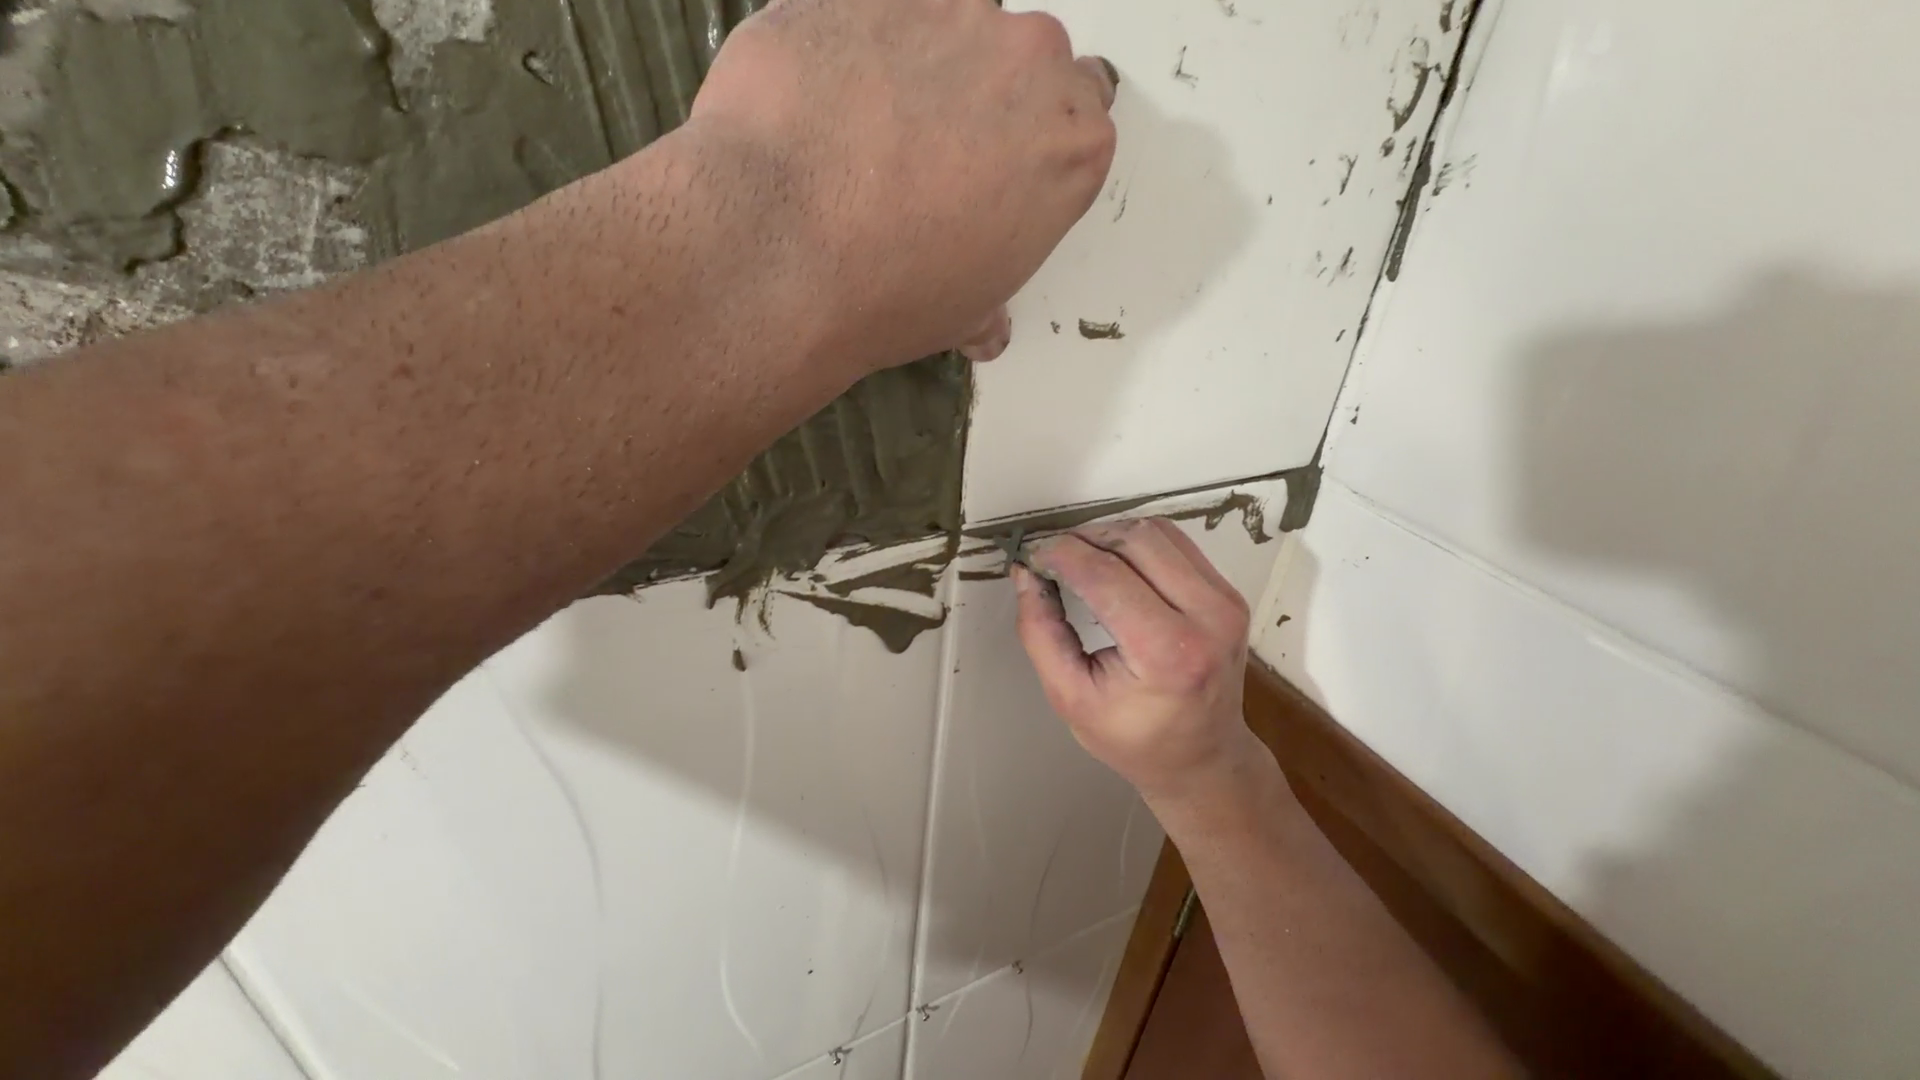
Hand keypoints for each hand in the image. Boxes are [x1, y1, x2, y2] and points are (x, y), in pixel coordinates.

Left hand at [690, 0, 1118, 372]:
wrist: (783, 250)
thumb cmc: (893, 293)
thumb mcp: (964, 314)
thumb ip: (987, 300)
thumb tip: (982, 326)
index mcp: (1072, 144)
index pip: (1081, 111)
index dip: (1033, 140)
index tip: (999, 165)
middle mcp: (1027, 61)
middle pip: (1023, 62)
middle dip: (986, 98)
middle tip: (930, 154)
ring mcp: (947, 11)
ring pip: (950, 26)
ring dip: (921, 66)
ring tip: (864, 130)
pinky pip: (871, 15)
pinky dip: (854, 51)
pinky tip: (820, 108)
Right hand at [1014, 518, 1268, 802]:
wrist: (1203, 757)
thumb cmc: (1134, 738)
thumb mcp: (1070, 697)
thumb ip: (1041, 633)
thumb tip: (1025, 574)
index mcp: (1167, 653)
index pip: (1105, 575)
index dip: (1061, 555)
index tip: (1032, 557)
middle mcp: (1207, 618)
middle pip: (1135, 541)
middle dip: (1083, 538)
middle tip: (1051, 556)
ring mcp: (1225, 601)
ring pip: (1157, 532)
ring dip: (1110, 534)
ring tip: (1078, 556)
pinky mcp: (1231, 592)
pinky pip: (1177, 544)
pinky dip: (1137, 542)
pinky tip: (1112, 561)